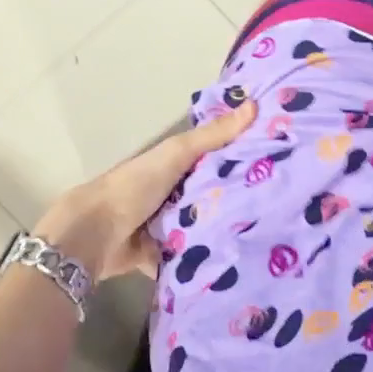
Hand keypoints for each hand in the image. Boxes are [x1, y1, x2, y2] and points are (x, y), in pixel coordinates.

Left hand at [35, 103, 256, 281]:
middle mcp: (170, 191)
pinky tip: (232, 267)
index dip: (240, 154)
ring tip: (263, 237)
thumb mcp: (176, 154)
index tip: (276, 157)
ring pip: (199, 226)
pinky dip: (199, 264)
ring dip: (219, 231)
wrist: (94, 234)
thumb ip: (212, 135)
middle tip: (278, 204)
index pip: (214, 155)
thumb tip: (255, 104)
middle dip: (235, 198)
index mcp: (174, 163)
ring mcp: (164, 224)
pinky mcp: (158, 255)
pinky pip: (185, 259)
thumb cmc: (136, 185)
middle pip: (209, 193)